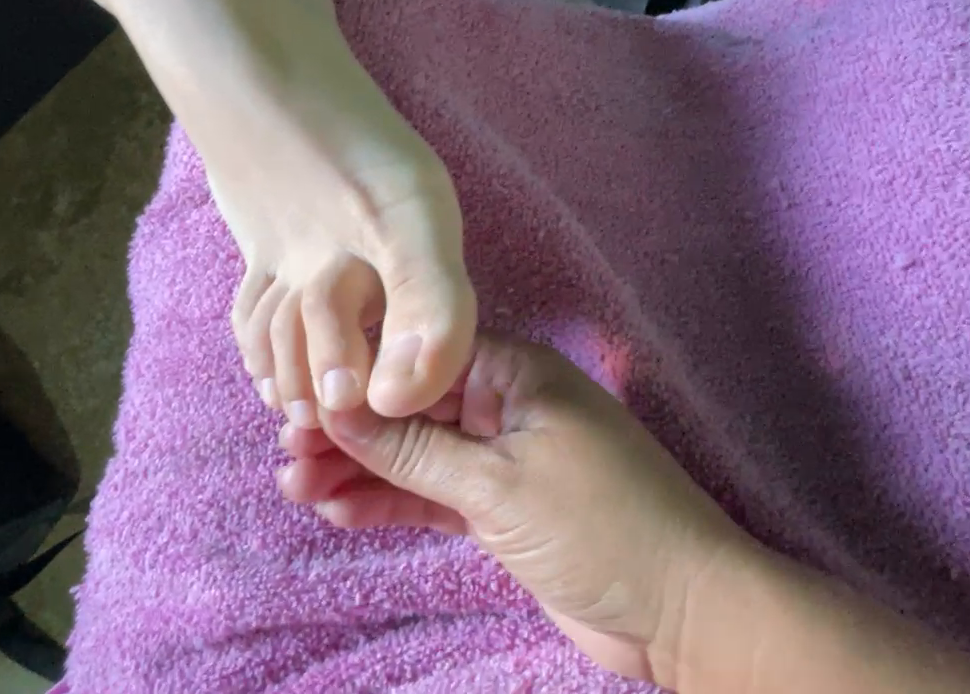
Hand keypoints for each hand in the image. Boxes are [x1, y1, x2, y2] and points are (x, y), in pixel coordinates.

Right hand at [274, 333, 751, 682]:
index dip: (358, 380)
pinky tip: (340, 510)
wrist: (682, 608)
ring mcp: (502, 457)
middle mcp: (503, 404)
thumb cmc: (600, 524)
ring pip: (417, 455)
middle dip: (350, 430)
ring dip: (361, 470)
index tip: (299, 404)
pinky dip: (393, 502)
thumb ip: (415, 451)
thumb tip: (340, 411)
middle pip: (412, 408)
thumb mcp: (497, 484)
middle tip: (287, 453)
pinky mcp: (501, 506)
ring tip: (296, 486)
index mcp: (513, 371)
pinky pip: (435, 494)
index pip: (419, 360)